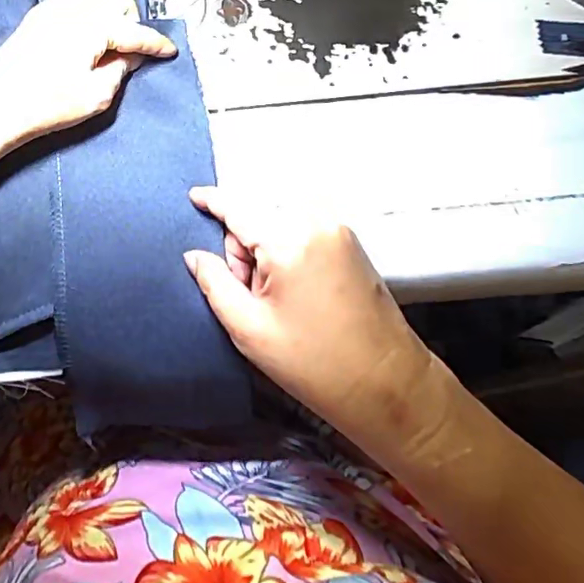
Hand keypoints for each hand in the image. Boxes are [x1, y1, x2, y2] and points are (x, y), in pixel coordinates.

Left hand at [0, 0, 177, 153]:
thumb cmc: (40, 104)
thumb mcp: (96, 95)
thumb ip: (121, 70)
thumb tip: (131, 57)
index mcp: (92, 24)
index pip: (136, 30)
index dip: (156, 43)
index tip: (167, 50)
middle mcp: (72, 7)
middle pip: (119, 0)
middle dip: (132, 21)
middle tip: (132, 51)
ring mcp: (52, 7)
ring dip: (110, 17)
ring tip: (107, 49)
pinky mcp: (38, 15)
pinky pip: (75, 4)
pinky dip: (89, 17)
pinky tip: (85, 44)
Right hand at [184, 187, 451, 456]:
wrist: (390, 386)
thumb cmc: (318, 364)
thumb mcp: (249, 328)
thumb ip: (214, 283)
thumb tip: (195, 257)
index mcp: (289, 240)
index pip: (238, 207)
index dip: (212, 201)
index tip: (194, 196)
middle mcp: (316, 223)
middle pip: (257, 214)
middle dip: (243, 245)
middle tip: (250, 293)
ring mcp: (337, 231)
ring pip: (279, 221)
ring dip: (265, 247)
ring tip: (275, 298)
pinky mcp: (350, 242)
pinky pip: (302, 230)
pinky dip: (287, 249)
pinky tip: (294, 290)